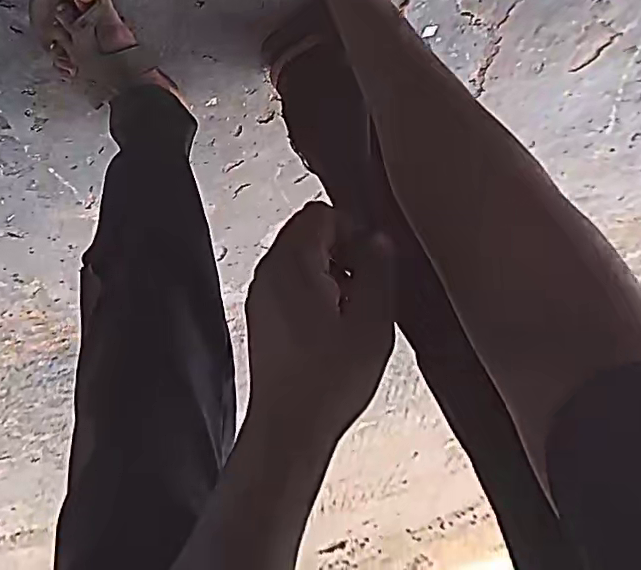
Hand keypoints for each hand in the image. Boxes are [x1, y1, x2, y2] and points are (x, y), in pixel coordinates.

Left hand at [244, 201, 395, 446]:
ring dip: (330, 267)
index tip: (372, 257)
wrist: (288, 426)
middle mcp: (269, 269)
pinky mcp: (262, 312)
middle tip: (367, 281)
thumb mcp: (371, 323)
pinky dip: (314, 285)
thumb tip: (379, 242)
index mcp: (292, 262)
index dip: (351, 228)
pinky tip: (334, 322)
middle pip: (307, 231)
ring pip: (299, 255)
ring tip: (354, 305)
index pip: (319, 214)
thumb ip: (378, 272)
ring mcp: (261, 291)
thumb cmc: (328, 379)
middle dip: (341, 248)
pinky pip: (289, 279)